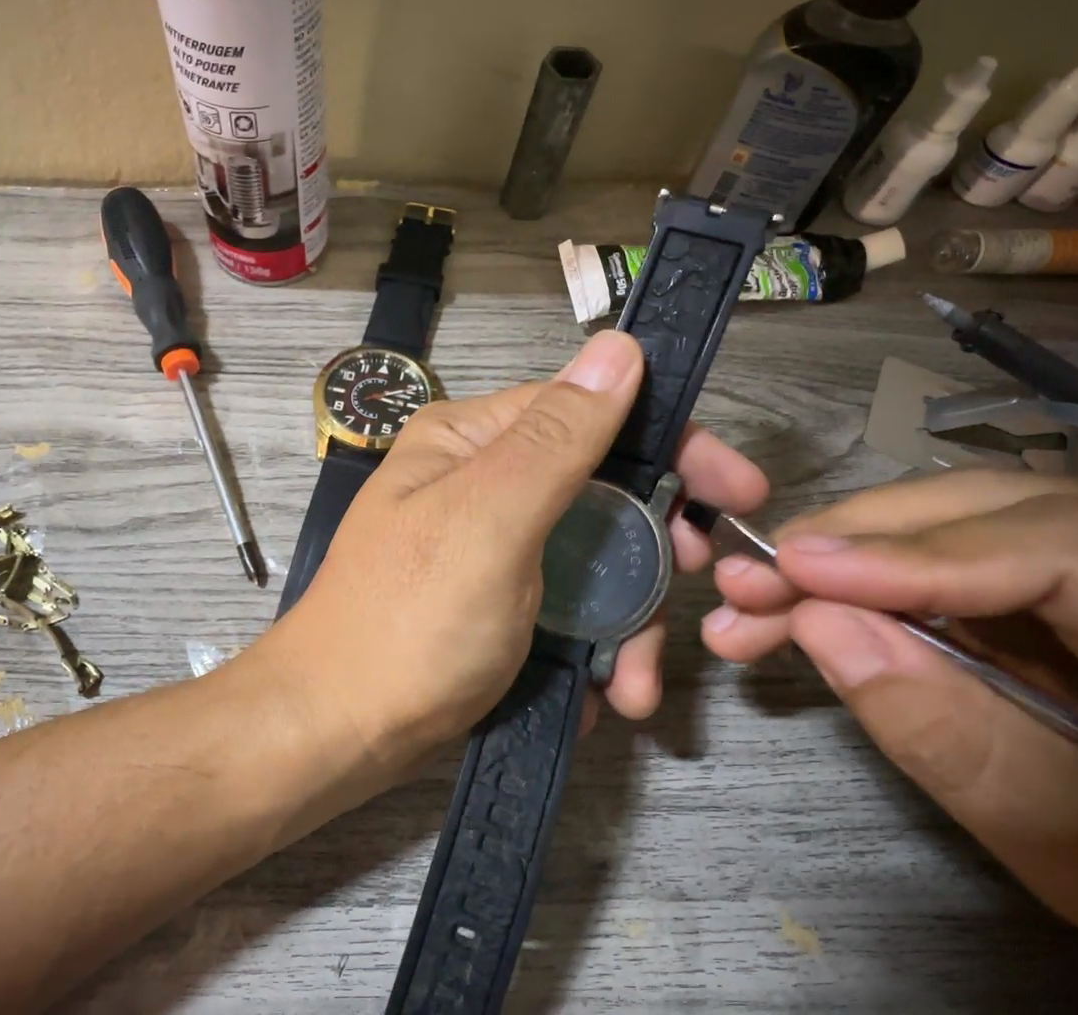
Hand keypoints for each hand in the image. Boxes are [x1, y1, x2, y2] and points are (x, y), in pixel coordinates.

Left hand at [261, 331, 767, 771]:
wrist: (337, 731)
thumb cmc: (410, 620)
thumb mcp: (488, 520)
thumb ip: (558, 438)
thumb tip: (620, 345)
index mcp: (471, 441)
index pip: (592, 413)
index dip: (673, 447)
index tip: (740, 495)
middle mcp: (482, 484)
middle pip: (603, 493)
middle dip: (656, 553)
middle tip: (698, 597)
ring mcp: (490, 549)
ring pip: (594, 562)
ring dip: (630, 624)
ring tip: (634, 687)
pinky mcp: (496, 607)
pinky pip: (568, 610)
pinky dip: (593, 651)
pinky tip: (595, 696)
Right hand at [701, 469, 1077, 1006]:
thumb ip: (984, 759)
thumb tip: (827, 634)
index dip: (923, 556)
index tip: (797, 578)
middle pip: (1008, 508)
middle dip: (857, 546)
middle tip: (744, 593)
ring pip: (977, 522)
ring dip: (852, 564)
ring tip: (757, 609)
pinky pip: (972, 562)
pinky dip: (883, 586)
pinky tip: (822, 611)